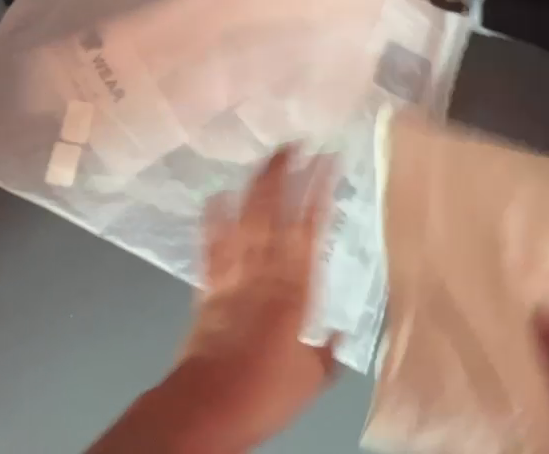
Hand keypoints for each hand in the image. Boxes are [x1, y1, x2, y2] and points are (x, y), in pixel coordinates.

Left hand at [174, 146, 340, 449]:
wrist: (209, 404)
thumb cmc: (264, 391)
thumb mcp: (312, 378)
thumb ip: (327, 351)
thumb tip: (340, 335)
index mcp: (295, 286)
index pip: (309, 225)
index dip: (318, 189)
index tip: (327, 161)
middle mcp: (263, 269)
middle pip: (271, 209)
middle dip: (282, 172)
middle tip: (293, 145)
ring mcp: (232, 273)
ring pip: (243, 217)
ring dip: (253, 185)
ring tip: (265, 159)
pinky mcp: (208, 284)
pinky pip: (211, 242)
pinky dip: (213, 217)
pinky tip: (216, 195)